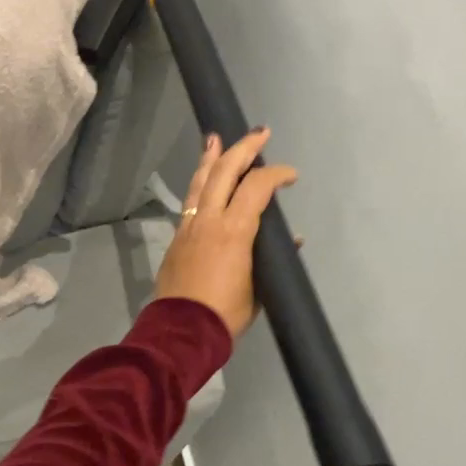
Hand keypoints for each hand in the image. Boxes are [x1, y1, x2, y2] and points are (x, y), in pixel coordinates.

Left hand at [152, 129, 296, 337]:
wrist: (182, 331)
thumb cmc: (226, 313)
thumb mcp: (260, 287)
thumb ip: (272, 258)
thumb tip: (288, 241)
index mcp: (234, 230)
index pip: (257, 186)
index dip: (277, 175)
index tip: (290, 176)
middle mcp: (209, 221)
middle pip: (224, 172)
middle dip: (243, 148)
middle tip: (259, 134)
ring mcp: (188, 228)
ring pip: (200, 184)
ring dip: (211, 159)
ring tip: (216, 139)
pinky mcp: (175, 240)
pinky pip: (189, 203)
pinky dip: (199, 186)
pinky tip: (203, 181)